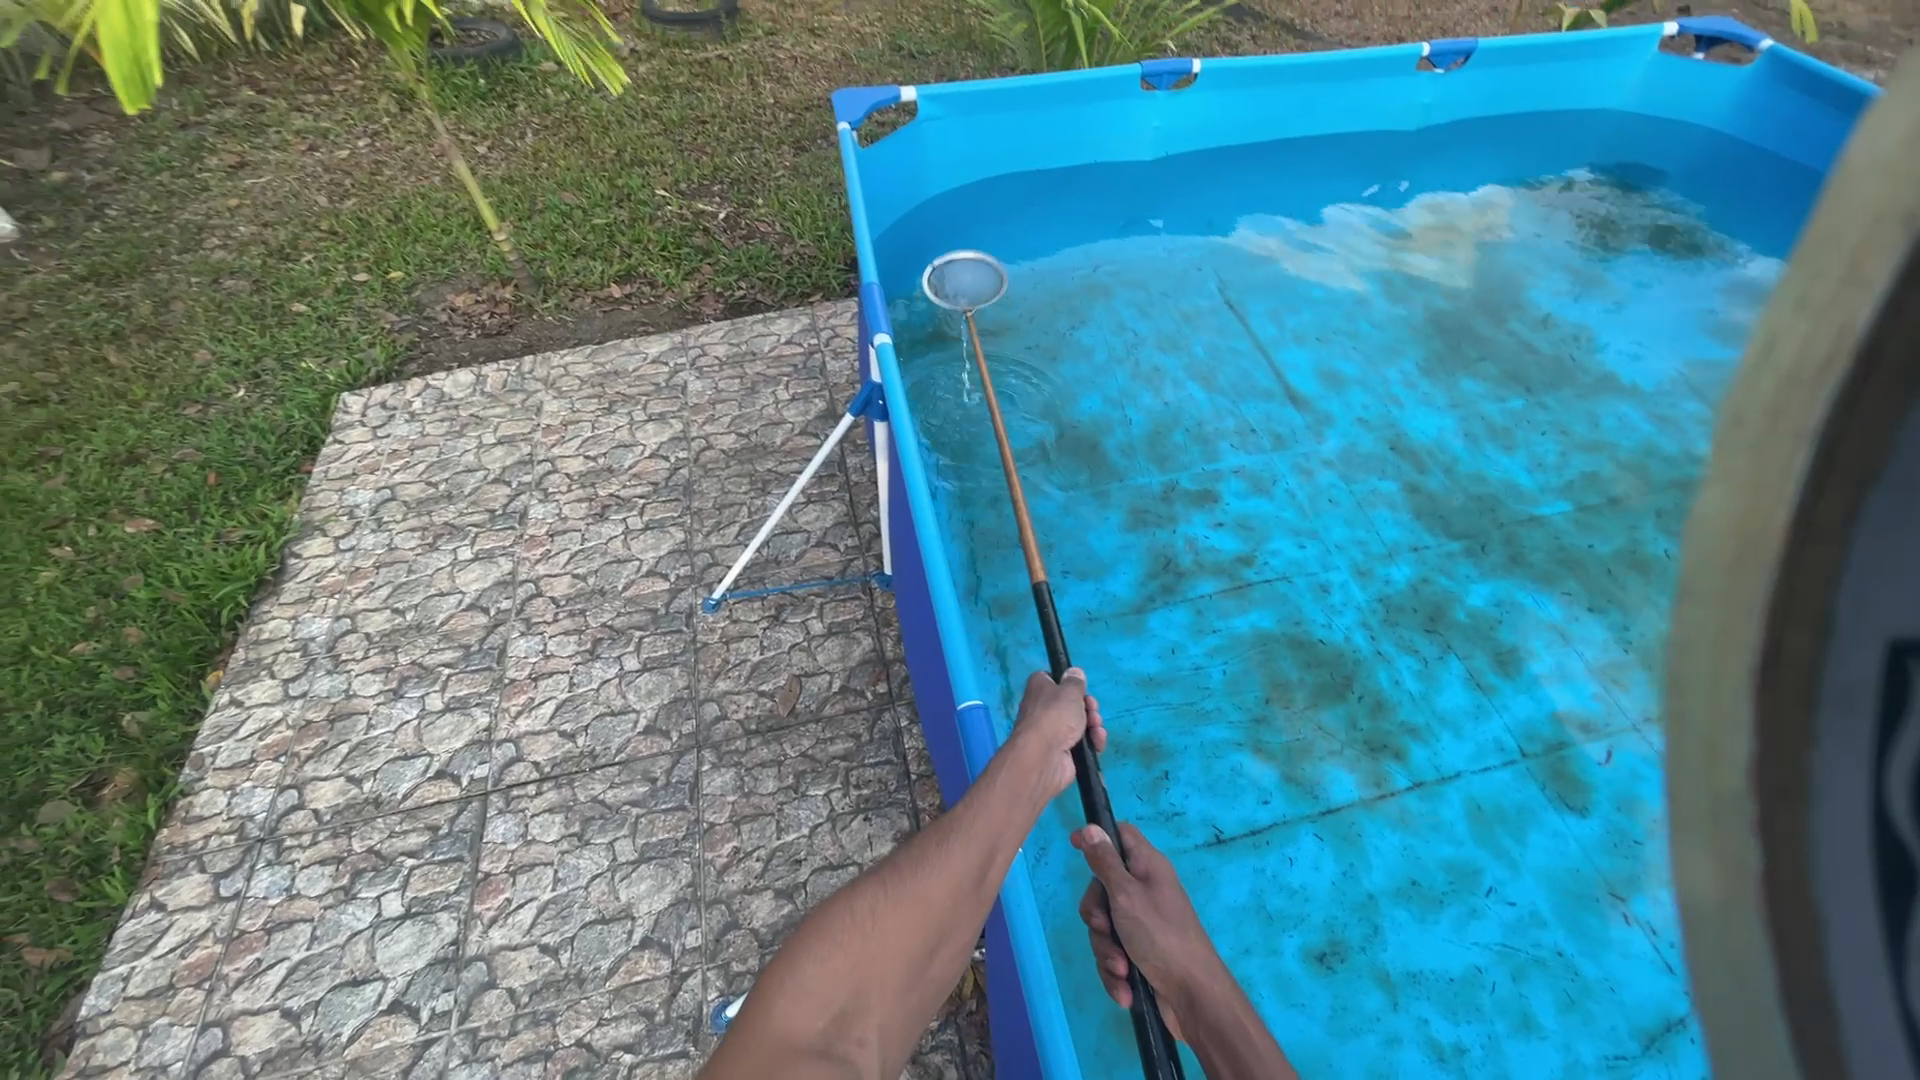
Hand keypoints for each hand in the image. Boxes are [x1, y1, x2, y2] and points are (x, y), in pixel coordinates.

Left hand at [1009, 668, 1105, 797]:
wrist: (1044, 756)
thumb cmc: (1055, 715)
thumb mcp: (1069, 691)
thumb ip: (1075, 681)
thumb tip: (1074, 672)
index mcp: (1039, 688)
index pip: (1052, 679)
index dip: (1068, 683)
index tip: (1079, 687)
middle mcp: (1043, 708)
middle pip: (1071, 703)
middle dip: (1088, 706)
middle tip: (1092, 709)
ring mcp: (1052, 732)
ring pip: (1079, 723)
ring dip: (1093, 724)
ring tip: (1095, 727)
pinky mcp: (1062, 751)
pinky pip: (1082, 742)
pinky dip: (1092, 741)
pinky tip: (1097, 742)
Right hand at [1073, 823, 1224, 1042]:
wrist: (1194, 997)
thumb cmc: (1161, 936)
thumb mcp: (1126, 895)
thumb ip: (1104, 863)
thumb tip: (1091, 827)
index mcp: (1147, 867)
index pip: (1120, 835)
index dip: (1097, 836)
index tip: (1074, 846)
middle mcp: (1144, 890)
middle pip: (1102, 887)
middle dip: (1096, 914)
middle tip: (1106, 927)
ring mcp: (1142, 923)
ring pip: (1104, 925)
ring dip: (1106, 950)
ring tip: (1121, 968)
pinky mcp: (1139, 952)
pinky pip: (1113, 952)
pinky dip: (1114, 971)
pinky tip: (1125, 987)